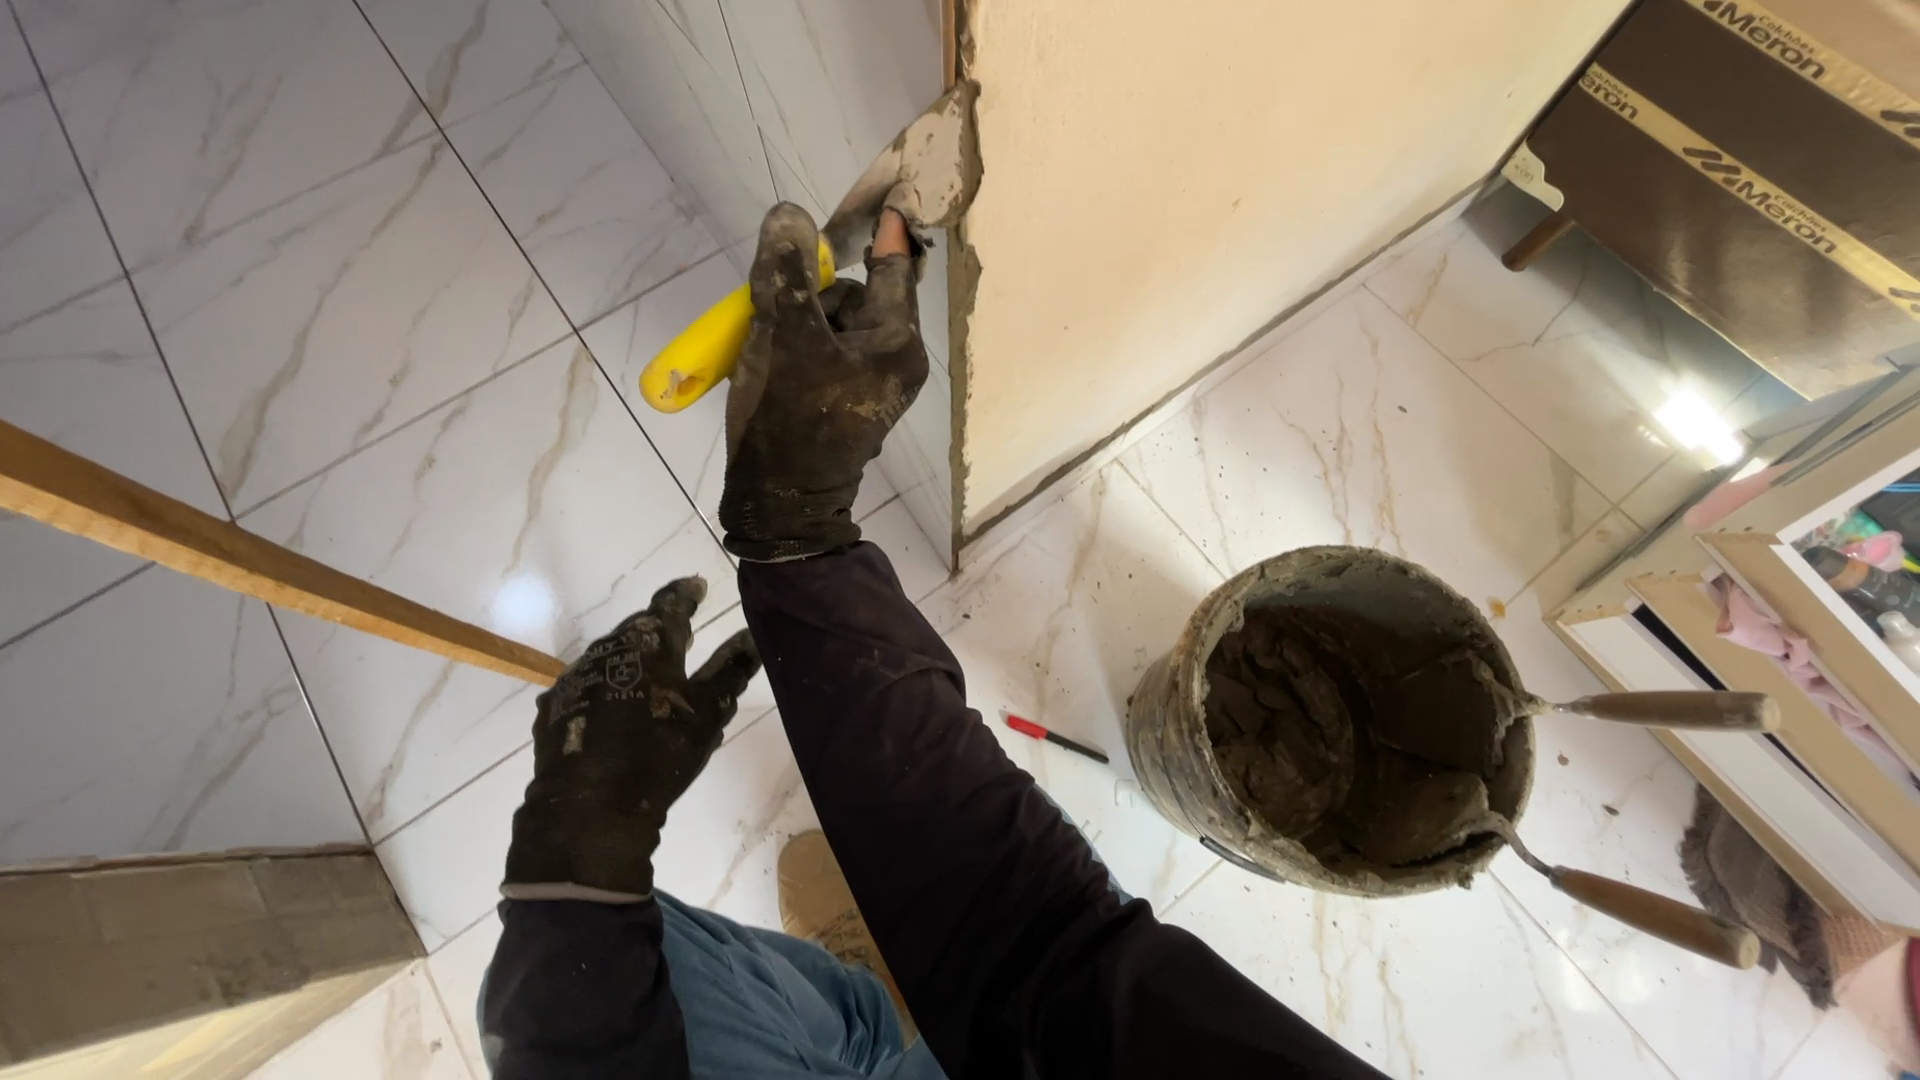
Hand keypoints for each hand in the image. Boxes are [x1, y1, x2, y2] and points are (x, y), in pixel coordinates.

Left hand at [502, 577, 759, 901]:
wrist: (588, 810)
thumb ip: (730, 669)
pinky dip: (609, 686)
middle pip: (639, 629)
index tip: (698, 585)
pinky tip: (618, 708)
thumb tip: (751, 636)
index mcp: (648, 643)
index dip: (687, 593)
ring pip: (612, 656)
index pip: (671, 604)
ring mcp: (575, 678)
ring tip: (653, 674)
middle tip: (684, 634)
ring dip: (634, 659)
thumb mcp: (708, 712)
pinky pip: (589, 683)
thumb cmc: (659, 752)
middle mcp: (607, 649)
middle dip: (661, 629)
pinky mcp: (555, 707)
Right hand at [720, 203, 929, 561]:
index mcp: (897, 342)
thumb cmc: (790, 416)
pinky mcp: (846, 398)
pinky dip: (796, 344)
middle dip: (811, 290)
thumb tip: (790, 216)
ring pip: (831, 320)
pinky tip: (770, 359)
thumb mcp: (785, 334)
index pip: (895, 267)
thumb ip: (788, 271)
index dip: (882, 230)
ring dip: (797, 318)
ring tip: (765, 343)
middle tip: (772, 304)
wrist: (779, 499)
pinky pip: (823, 349)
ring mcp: (870, 382)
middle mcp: (895, 359)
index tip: (881, 195)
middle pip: (853, 293)